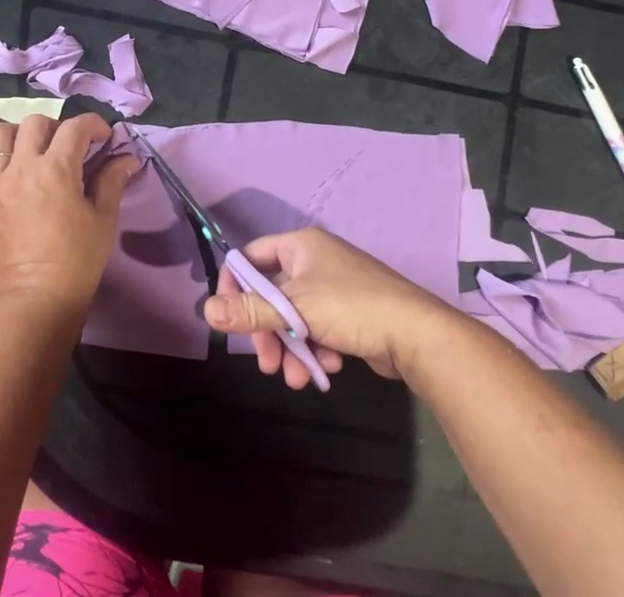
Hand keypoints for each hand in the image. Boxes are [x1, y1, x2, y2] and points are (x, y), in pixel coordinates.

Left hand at [0, 114, 140, 313]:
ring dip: (18, 135)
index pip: (75, 127)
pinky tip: (7, 172)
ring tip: (32, 152)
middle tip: (69, 147)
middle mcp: (21, 167)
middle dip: (57, 127)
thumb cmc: (78, 260)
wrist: (37, 297)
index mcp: (56, 169)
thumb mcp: (103, 219)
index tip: (103, 137)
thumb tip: (128, 159)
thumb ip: (112, 181)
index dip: (93, 125)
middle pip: (35, 123)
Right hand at [204, 227, 446, 386]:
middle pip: (272, 295)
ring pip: (294, 319)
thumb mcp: (294, 309)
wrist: (418, 335)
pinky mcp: (351, 316)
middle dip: (267, 333)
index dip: (235, 286)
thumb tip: (205, 310)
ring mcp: (335, 289)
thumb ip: (249, 311)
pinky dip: (317, 351)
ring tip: (297, 378)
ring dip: (291, 350)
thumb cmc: (353, 308)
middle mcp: (316, 261)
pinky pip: (318, 331)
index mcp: (301, 246)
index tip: (230, 318)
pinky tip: (329, 369)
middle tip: (266, 363)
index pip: (251, 257)